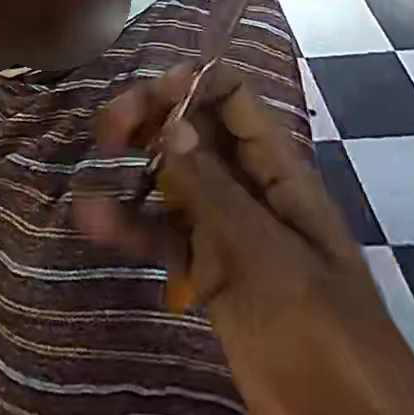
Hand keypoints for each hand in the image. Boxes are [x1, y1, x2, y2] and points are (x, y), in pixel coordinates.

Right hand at [75, 63, 413, 414]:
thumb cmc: (319, 330)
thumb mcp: (266, 256)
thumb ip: (213, 188)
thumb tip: (169, 121)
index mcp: (278, 171)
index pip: (234, 98)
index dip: (191, 84)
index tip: (147, 96)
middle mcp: (248, 188)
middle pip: (194, 130)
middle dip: (150, 119)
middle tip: (108, 131)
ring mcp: (224, 229)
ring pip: (171, 178)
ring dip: (132, 168)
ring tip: (94, 164)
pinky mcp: (204, 269)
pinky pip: (162, 232)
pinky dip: (130, 224)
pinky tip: (95, 222)